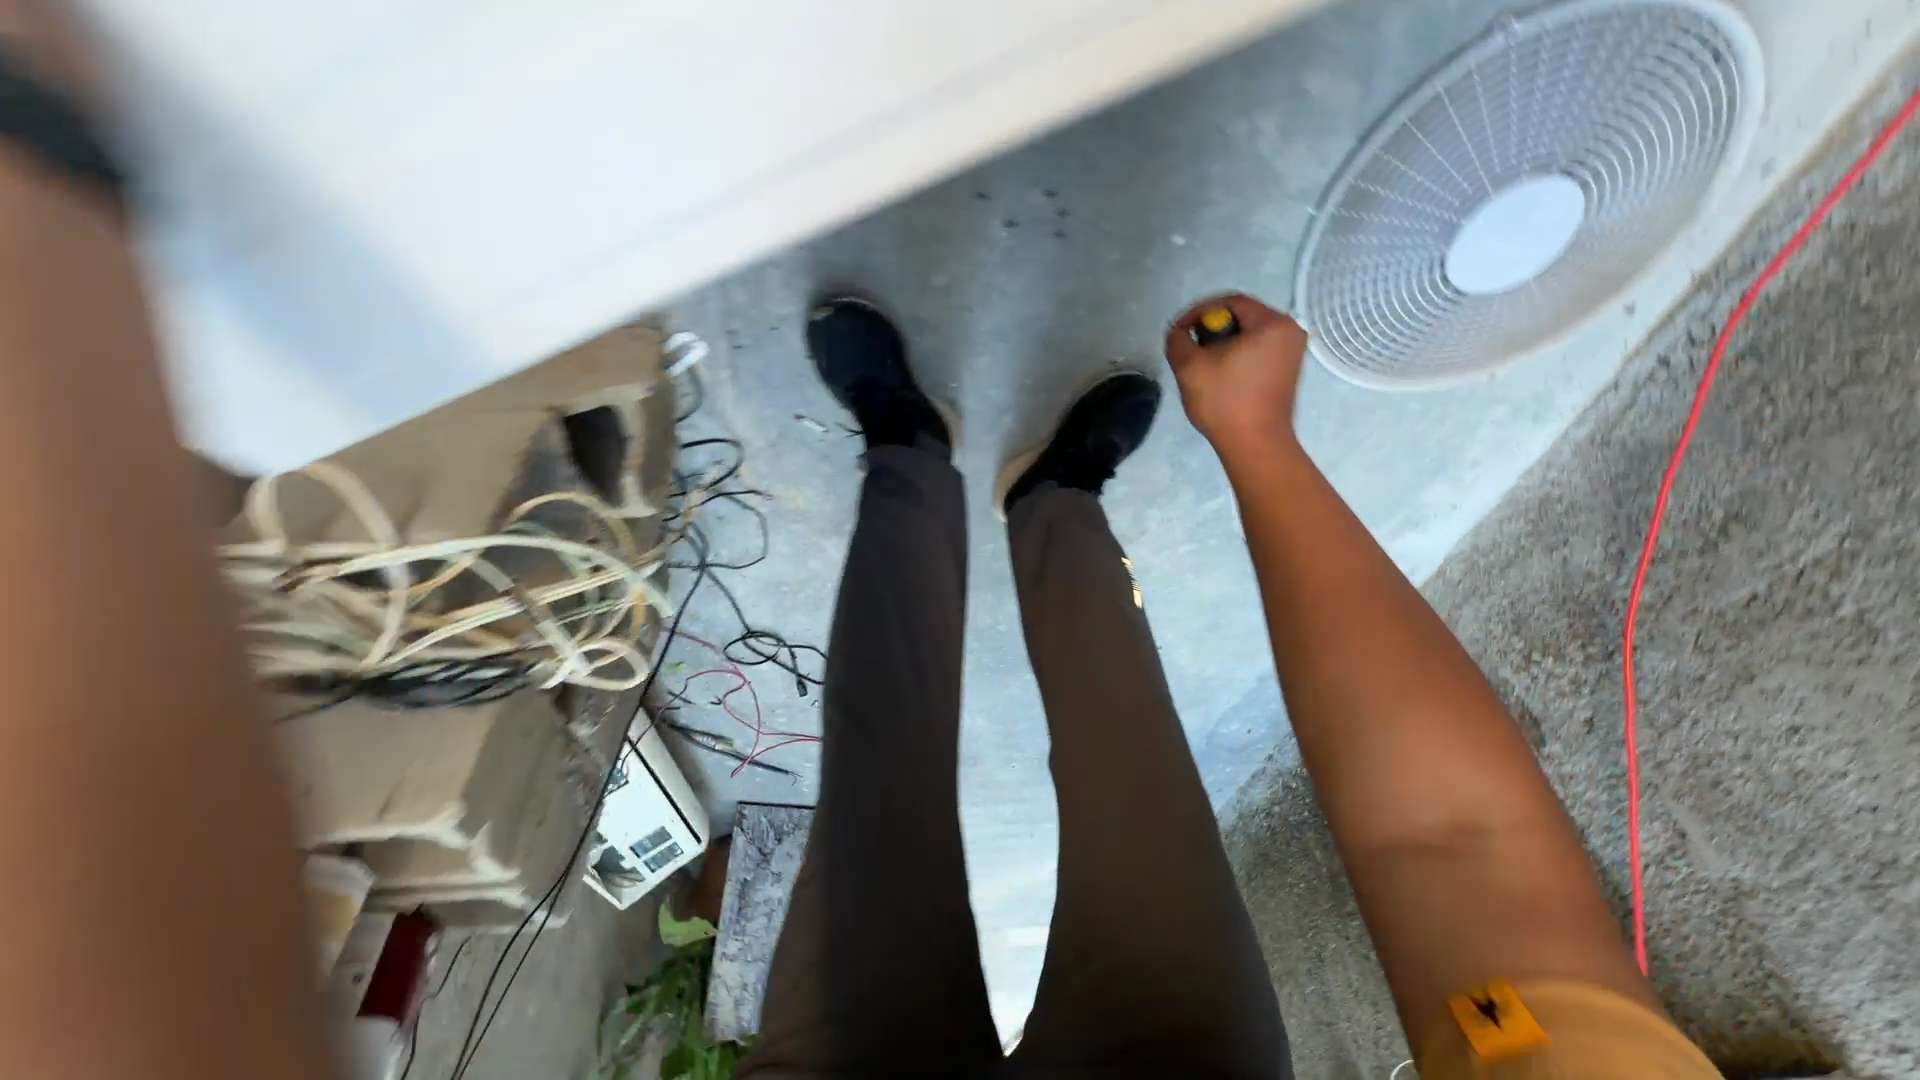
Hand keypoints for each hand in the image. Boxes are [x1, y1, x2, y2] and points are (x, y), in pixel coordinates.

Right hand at [1164, 294, 1309, 457]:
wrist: (1256, 444)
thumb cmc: (1225, 402)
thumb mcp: (1189, 367)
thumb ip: (1178, 340)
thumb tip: (1179, 333)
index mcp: (1271, 323)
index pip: (1230, 302)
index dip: (1199, 312)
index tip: (1180, 331)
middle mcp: (1289, 331)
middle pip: (1242, 316)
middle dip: (1212, 328)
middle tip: (1191, 347)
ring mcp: (1293, 351)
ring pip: (1250, 334)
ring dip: (1224, 342)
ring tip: (1203, 363)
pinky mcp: (1289, 369)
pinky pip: (1260, 349)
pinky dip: (1239, 354)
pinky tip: (1222, 373)